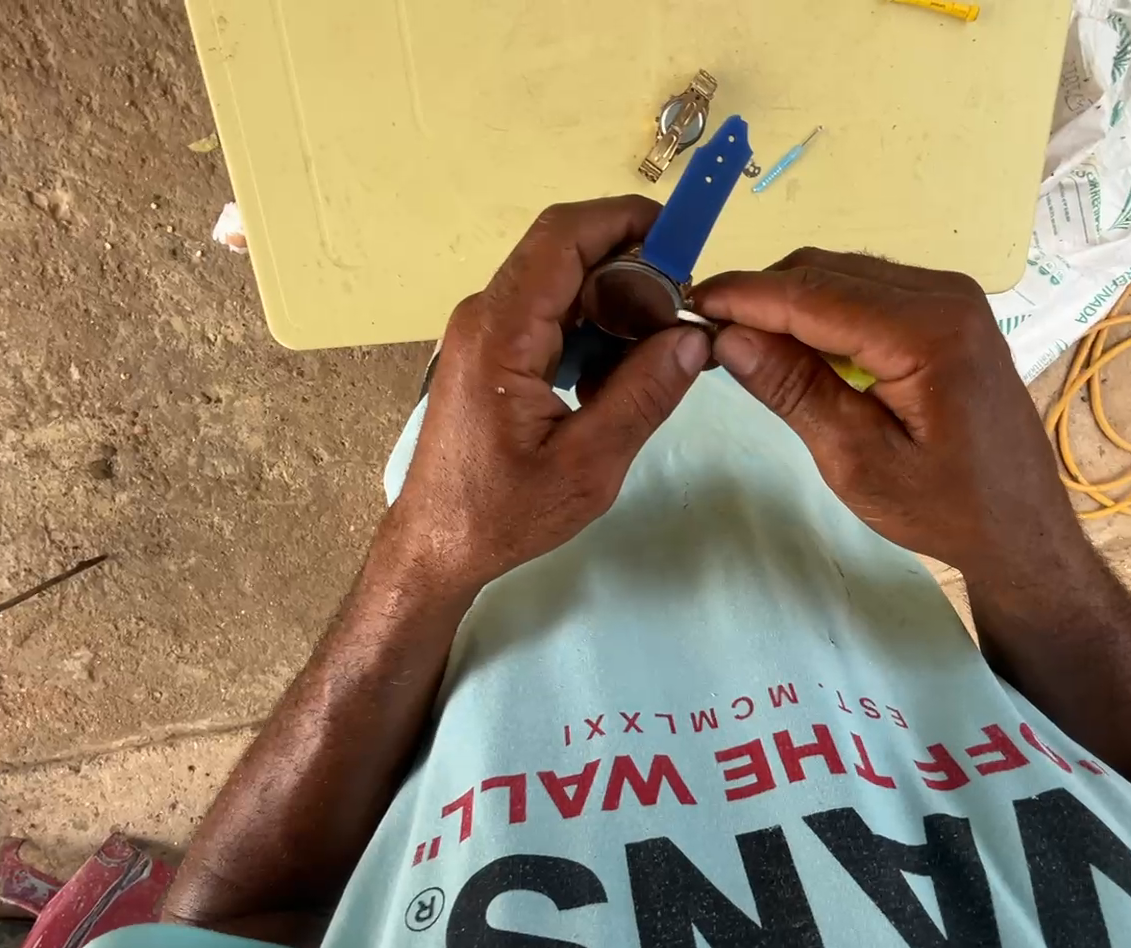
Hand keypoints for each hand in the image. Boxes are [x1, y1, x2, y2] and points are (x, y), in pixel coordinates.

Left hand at [393, 197, 711, 590]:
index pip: (564, 237)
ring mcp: (484, 335)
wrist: (437, 544)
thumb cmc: (503, 513)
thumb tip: (694, 338)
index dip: (625, 220)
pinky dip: (589, 333)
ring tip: (656, 349)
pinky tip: (614, 377)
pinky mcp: (490, 356)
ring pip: (559, 288)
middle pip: (564, 256)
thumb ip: (643, 396)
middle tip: (679, 313)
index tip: (681, 237)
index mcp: (502, 332)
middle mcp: (486, 317)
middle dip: (629, 269)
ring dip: (612, 305)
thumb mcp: (587, 464)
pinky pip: (548, 320)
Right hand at [693, 250, 1087, 585]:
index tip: (688, 305)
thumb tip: (729, 338)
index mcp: (927, 331)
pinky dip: (818, 311)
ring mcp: (949, 298)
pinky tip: (794, 346)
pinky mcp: (946, 313)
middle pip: (825, 271)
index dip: (744, 297)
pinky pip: (865, 292)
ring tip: (741, 342)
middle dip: (760, 296)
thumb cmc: (943, 506)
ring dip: (786, 302)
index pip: (811, 295)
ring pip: (842, 275)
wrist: (1018, 524)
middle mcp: (943, 294)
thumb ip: (795, 391)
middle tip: (708, 333)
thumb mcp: (856, 460)